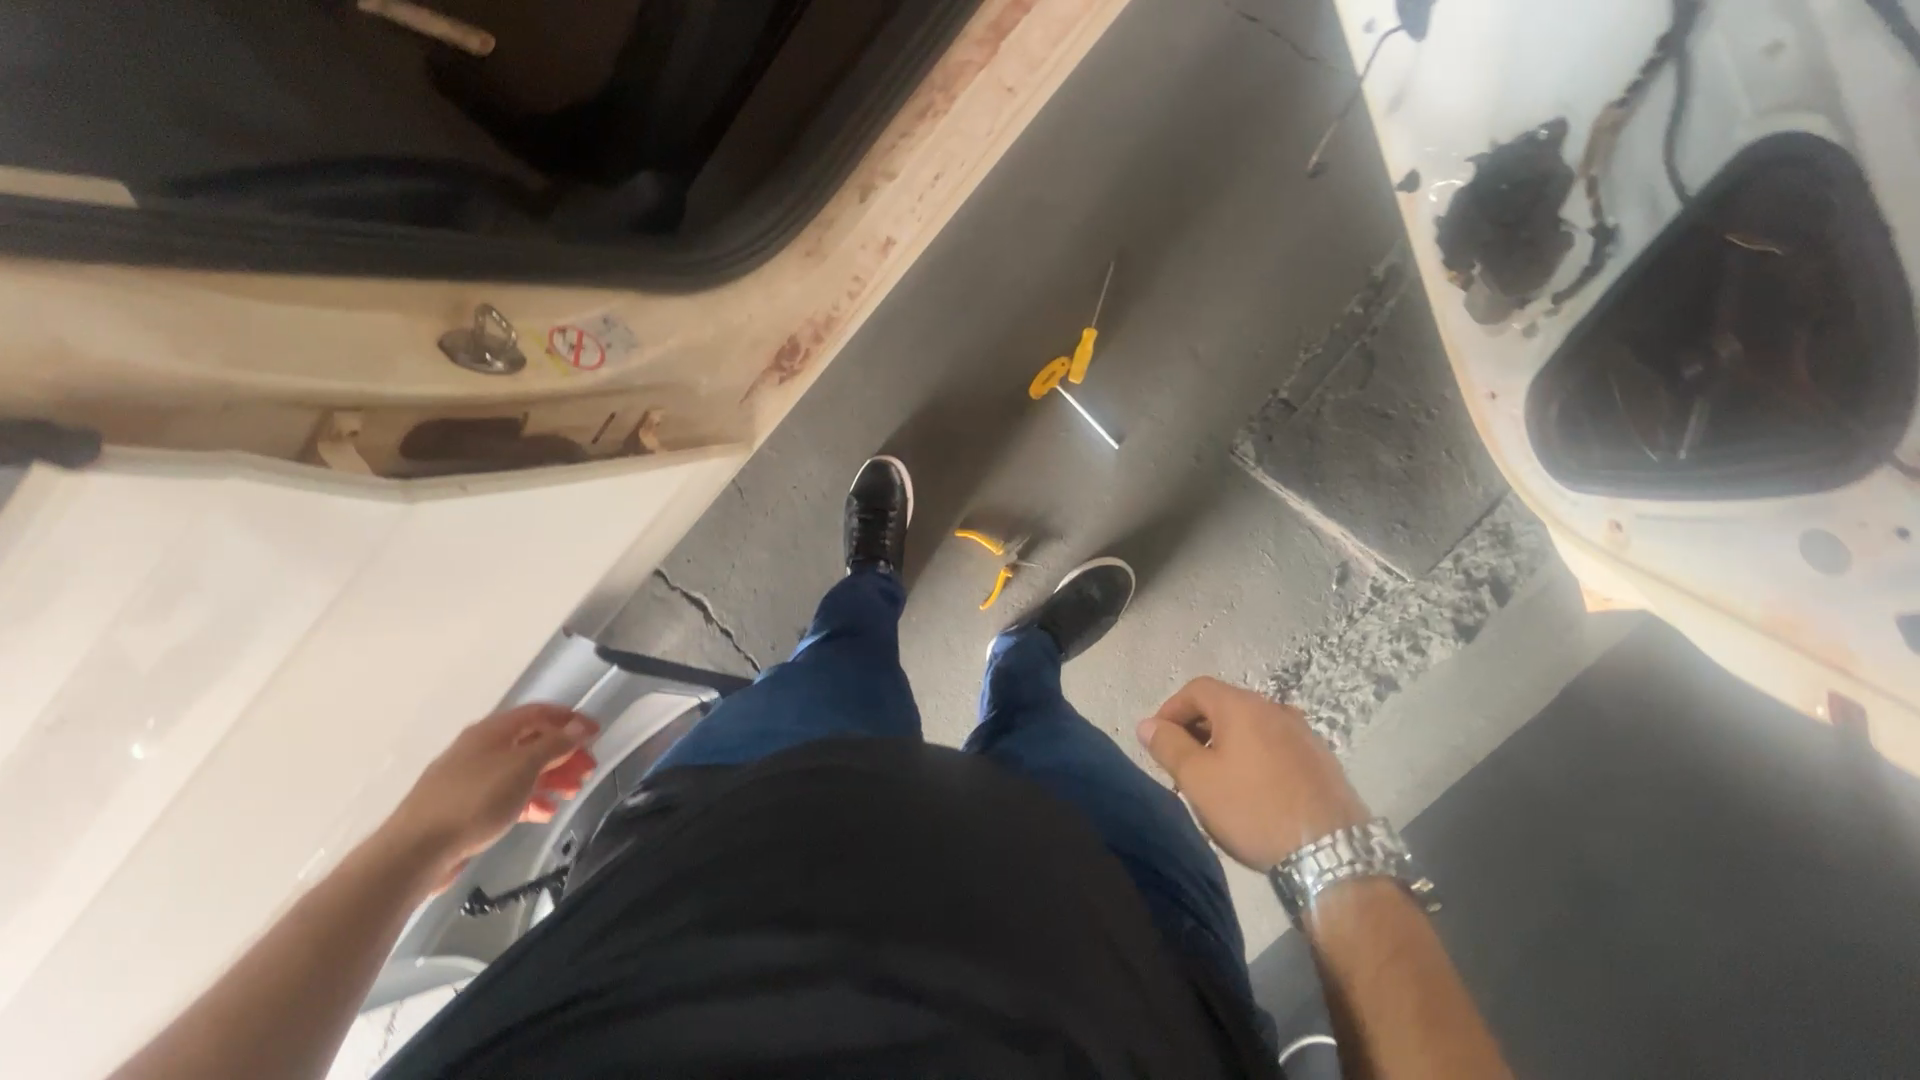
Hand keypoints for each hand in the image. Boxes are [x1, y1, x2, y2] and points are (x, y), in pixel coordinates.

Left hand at [383, 704, 598, 889]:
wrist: (416, 851)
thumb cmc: (474, 801)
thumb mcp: (523, 767)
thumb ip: (555, 745)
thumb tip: (578, 727)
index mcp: (492, 731)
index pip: (539, 713)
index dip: (570, 720)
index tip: (597, 734)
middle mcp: (481, 748)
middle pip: (532, 742)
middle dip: (564, 754)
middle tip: (588, 771)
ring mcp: (472, 778)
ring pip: (521, 770)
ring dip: (550, 778)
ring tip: (571, 794)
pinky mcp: (466, 806)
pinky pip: (506, 794)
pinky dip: (529, 799)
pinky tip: (544, 813)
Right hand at [1137, 677, 1370, 869]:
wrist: (1330, 852)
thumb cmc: (1253, 809)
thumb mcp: (1198, 779)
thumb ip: (1169, 746)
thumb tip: (1147, 724)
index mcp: (1243, 706)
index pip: (1197, 689)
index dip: (1171, 709)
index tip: (1158, 741)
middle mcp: (1275, 709)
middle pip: (1225, 705)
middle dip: (1196, 728)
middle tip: (1182, 764)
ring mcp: (1304, 734)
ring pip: (1252, 727)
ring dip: (1226, 744)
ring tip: (1215, 781)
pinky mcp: (1321, 761)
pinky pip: (1275, 746)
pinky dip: (1254, 757)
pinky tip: (1252, 791)